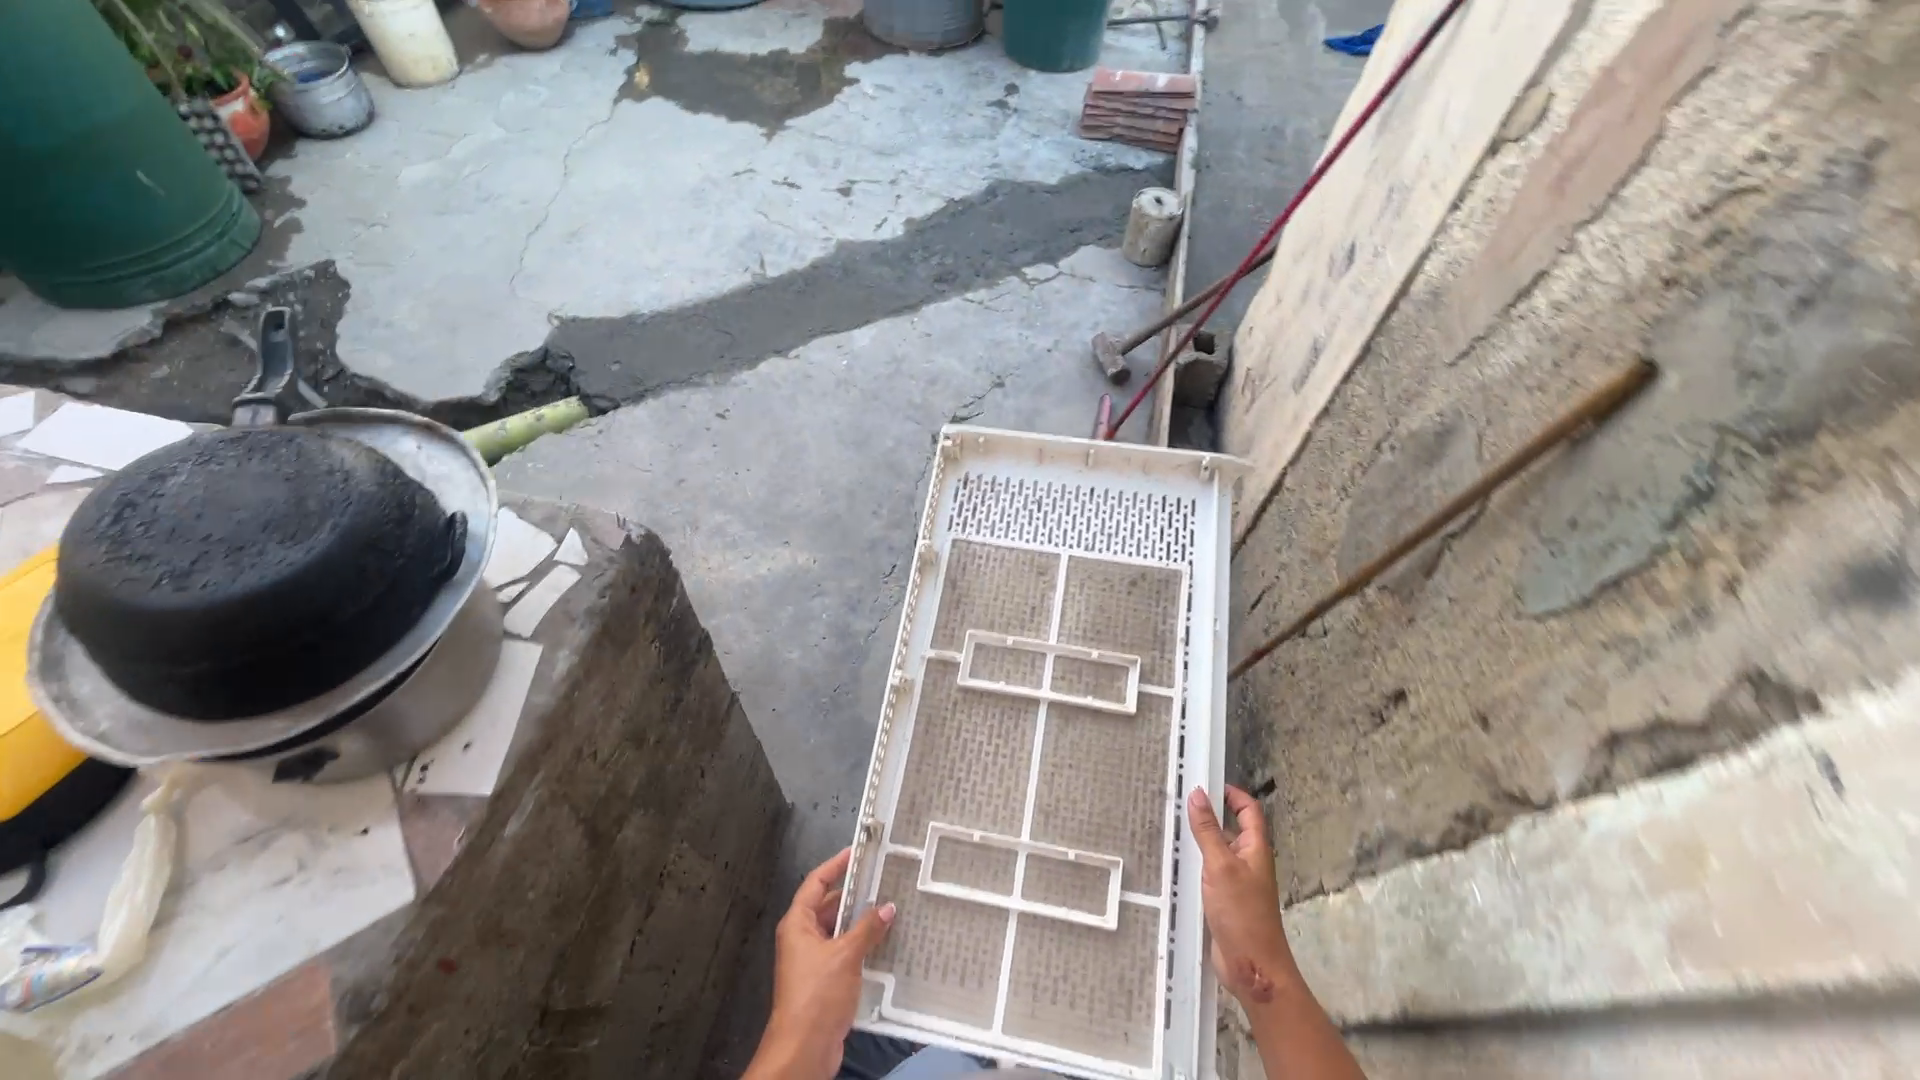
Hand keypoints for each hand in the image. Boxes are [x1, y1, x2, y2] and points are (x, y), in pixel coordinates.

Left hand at [747, 848, 894, 1079]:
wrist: (803, 1049)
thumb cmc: (817, 995)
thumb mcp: (845, 956)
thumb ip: (867, 929)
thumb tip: (887, 907)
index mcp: (798, 924)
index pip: (815, 884)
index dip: (835, 866)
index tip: (856, 853)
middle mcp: (802, 938)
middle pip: (828, 907)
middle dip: (854, 896)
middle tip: (883, 882)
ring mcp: (813, 961)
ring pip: (838, 931)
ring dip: (860, 923)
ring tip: (890, 909)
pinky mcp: (824, 982)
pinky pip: (845, 953)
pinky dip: (862, 946)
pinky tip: (885, 944)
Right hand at [1187, 785, 1299, 1008]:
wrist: (1253, 966)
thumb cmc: (1242, 913)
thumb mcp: (1220, 865)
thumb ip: (1208, 830)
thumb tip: (1198, 794)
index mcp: (1256, 848)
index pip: (1249, 810)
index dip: (1233, 794)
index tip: (1208, 782)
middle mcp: (1249, 861)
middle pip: (1232, 829)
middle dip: (1210, 814)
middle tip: (1180, 802)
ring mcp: (1237, 882)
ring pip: (1218, 851)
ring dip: (1200, 840)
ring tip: (1171, 828)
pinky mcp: (1225, 901)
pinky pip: (1209, 873)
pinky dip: (1194, 864)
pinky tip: (1175, 865)